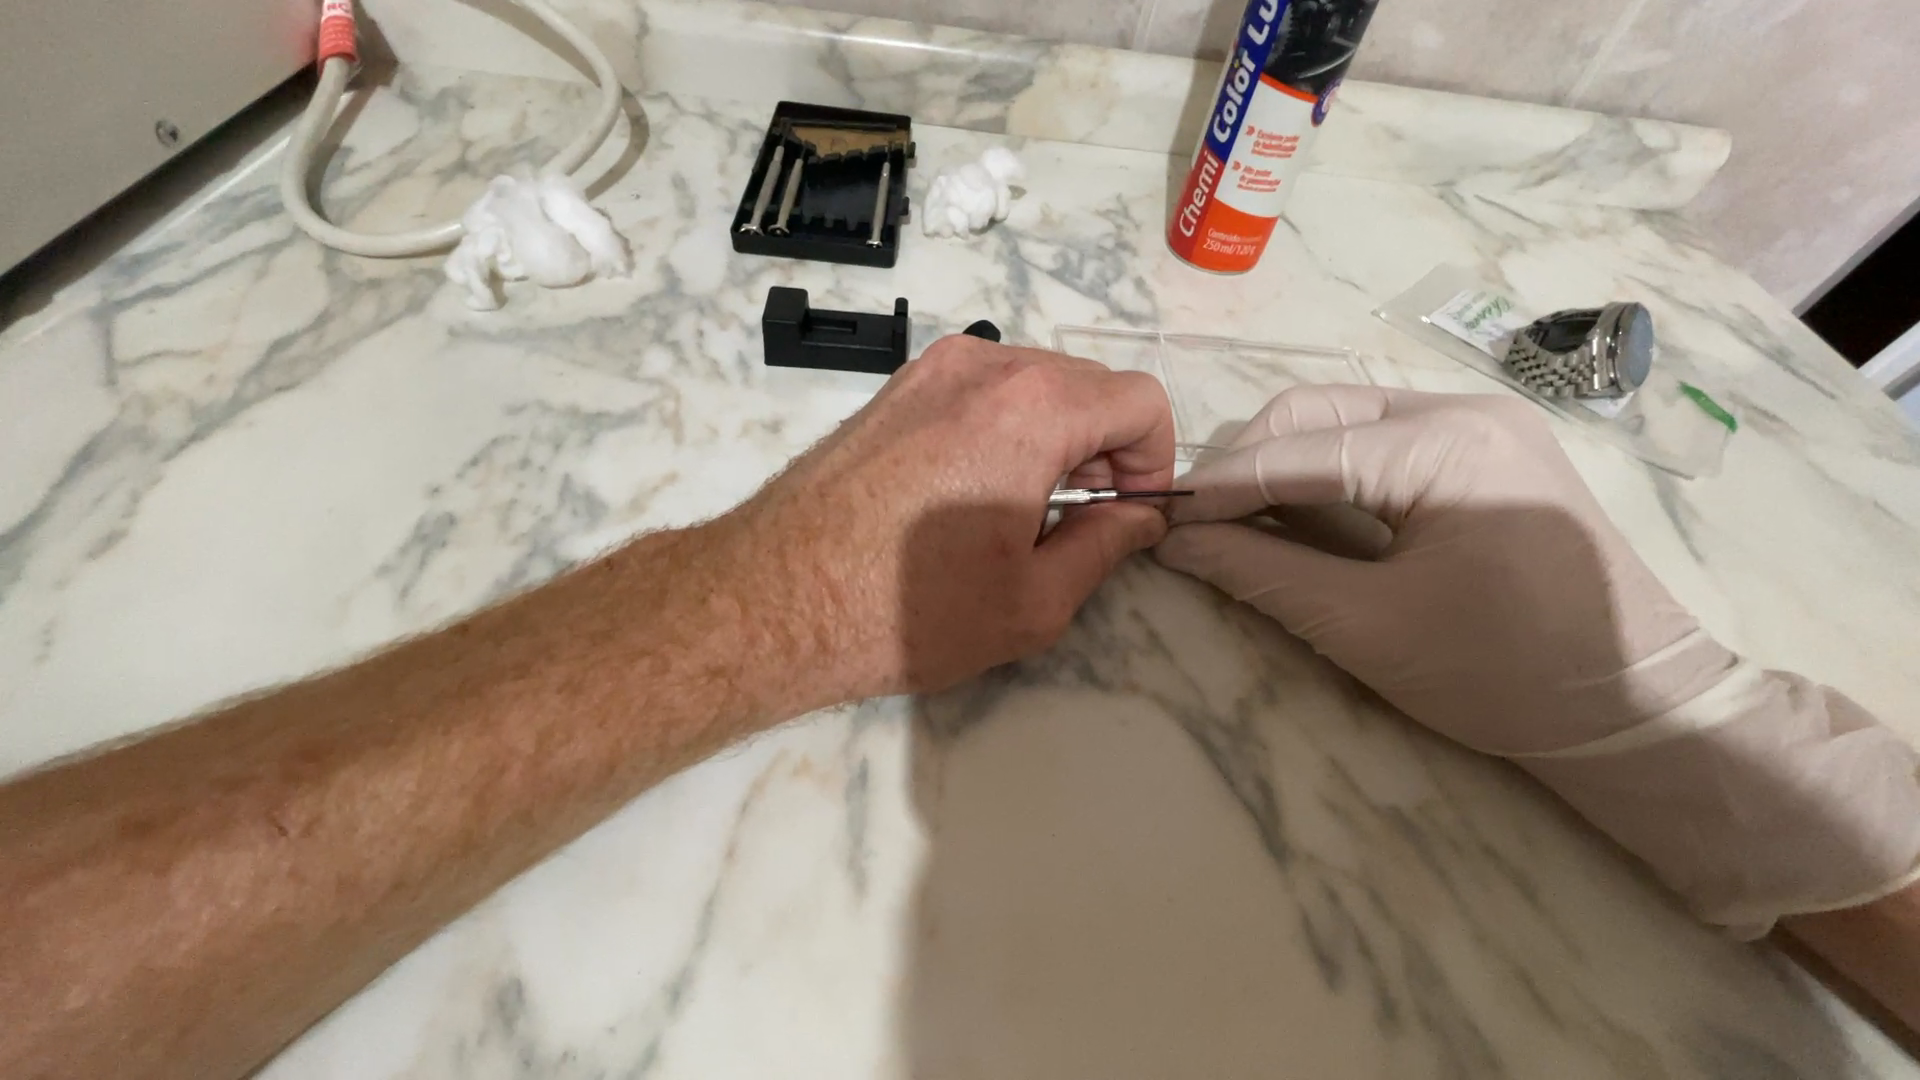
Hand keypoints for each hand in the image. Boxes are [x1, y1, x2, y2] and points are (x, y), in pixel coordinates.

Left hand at [714, 334, 1175, 705]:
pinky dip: (1005, 427)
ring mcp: (930, 368)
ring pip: (1034, 383)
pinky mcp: (894, 389)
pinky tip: (975, 489)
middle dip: (1106, 449)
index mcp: (1032, 408)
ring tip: (1026, 510)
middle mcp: (984, 365)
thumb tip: (1140, 515)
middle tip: (1082, 520)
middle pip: (1088, 386)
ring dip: (1056, 437)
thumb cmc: (908, 611)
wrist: (770, 600)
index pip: (1140, 400)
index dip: (1153, 460)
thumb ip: (1105, 546)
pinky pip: (981, 391)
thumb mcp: (1032, 602)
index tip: (1127, 514)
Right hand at [1155, 385, 1731, 753]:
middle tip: (1196, 521)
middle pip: (1313, 412)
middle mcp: (1463, 409)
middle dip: (1243, 463)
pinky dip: (1318, 471)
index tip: (1157, 519)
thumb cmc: (1503, 675)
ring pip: (1338, 419)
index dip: (1217, 488)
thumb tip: (1174, 544)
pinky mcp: (1481, 448)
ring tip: (1234, 518)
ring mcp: (1478, 422)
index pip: (1296, 452)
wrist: (1641, 710)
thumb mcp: (1364, 626)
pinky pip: (1372, 439)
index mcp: (1446, 447)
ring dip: (1277, 463)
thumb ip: (1260, 573)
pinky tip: (1292, 510)